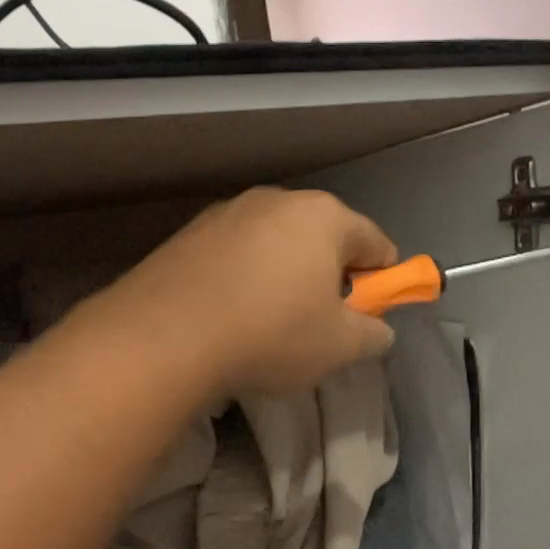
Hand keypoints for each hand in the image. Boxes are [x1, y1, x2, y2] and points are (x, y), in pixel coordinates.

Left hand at [91, 188, 400, 394]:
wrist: (166, 336)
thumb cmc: (271, 334)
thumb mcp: (339, 347)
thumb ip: (372, 334)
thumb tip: (377, 329)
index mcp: (324, 216)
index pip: (375, 242)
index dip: (383, 279)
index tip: (372, 313)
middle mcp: (276, 201)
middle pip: (322, 237)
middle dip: (329, 276)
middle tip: (321, 322)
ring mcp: (227, 214)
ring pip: (273, 245)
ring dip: (283, 276)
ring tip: (270, 324)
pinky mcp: (188, 236)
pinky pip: (234, 257)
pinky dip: (243, 280)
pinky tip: (231, 318)